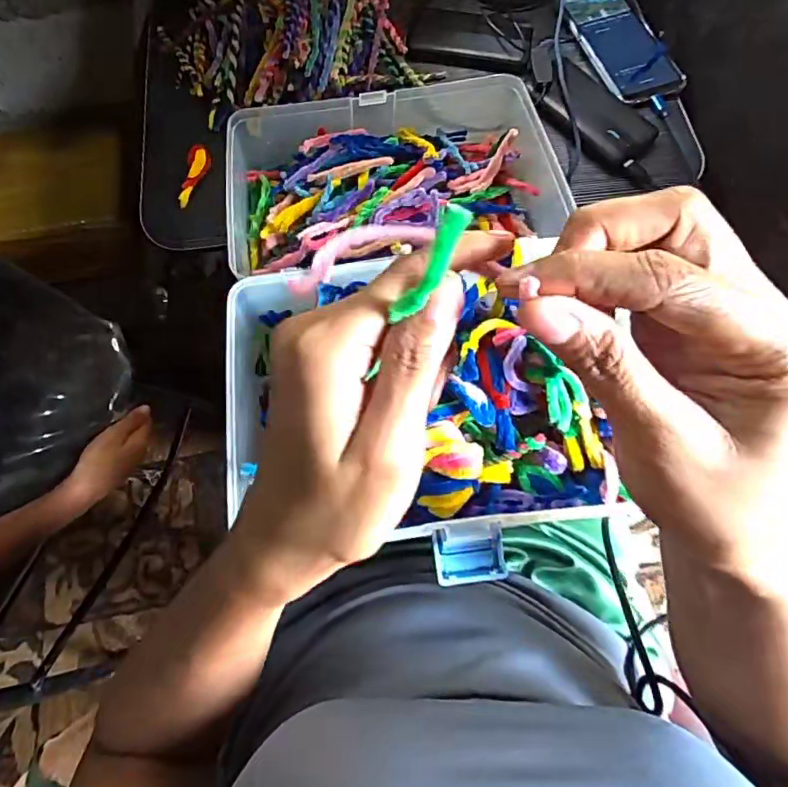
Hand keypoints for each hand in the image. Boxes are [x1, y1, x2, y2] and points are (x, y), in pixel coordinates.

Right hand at [57, 406, 153, 509]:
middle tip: (122, 415)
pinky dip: (122, 446)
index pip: (147, 423)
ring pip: (134, 445)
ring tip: (116, 427)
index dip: (140, 414)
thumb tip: (147, 408)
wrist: (84, 491)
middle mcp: (141, 455)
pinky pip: (126, 454)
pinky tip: (112, 445)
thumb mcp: (114, 435)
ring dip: (128, 436)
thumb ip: (131, 422)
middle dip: (135, 424)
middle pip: (142, 434)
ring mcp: (131, 466)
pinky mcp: (120, 473)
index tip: (129, 406)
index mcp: (142, 443)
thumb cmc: (98, 458)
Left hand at [232, 232, 513, 603]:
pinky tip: (392, 413)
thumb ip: (416, 362)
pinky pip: (373, 339)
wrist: (279, 540)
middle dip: (436, 331)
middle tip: (437, 398)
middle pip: (397, 296)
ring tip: (409, 419)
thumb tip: (447, 284)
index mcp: (328, 342)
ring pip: (390, 319)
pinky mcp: (312, 353)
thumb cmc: (337, 511)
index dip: (458, 255)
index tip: (508, 246)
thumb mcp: (390, 445)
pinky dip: (398, 367)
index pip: (404, 276)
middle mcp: (310, 325)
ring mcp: (307, 337)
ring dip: (417, 358)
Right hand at [500, 188, 787, 576]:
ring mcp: (735, 302)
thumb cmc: (711, 506)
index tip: (525, 290)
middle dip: (600, 239)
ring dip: (596, 249)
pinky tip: (572, 299)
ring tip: (552, 293)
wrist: (733, 535)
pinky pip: (645, 261)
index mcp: (782, 343)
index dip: (590, 275)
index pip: (673, 277)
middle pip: (679, 221)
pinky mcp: (700, 308)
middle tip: (545, 283)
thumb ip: (601, 362)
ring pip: (659, 229)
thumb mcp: (656, 441)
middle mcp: (768, 307)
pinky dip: (599, 271)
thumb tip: (535, 305)